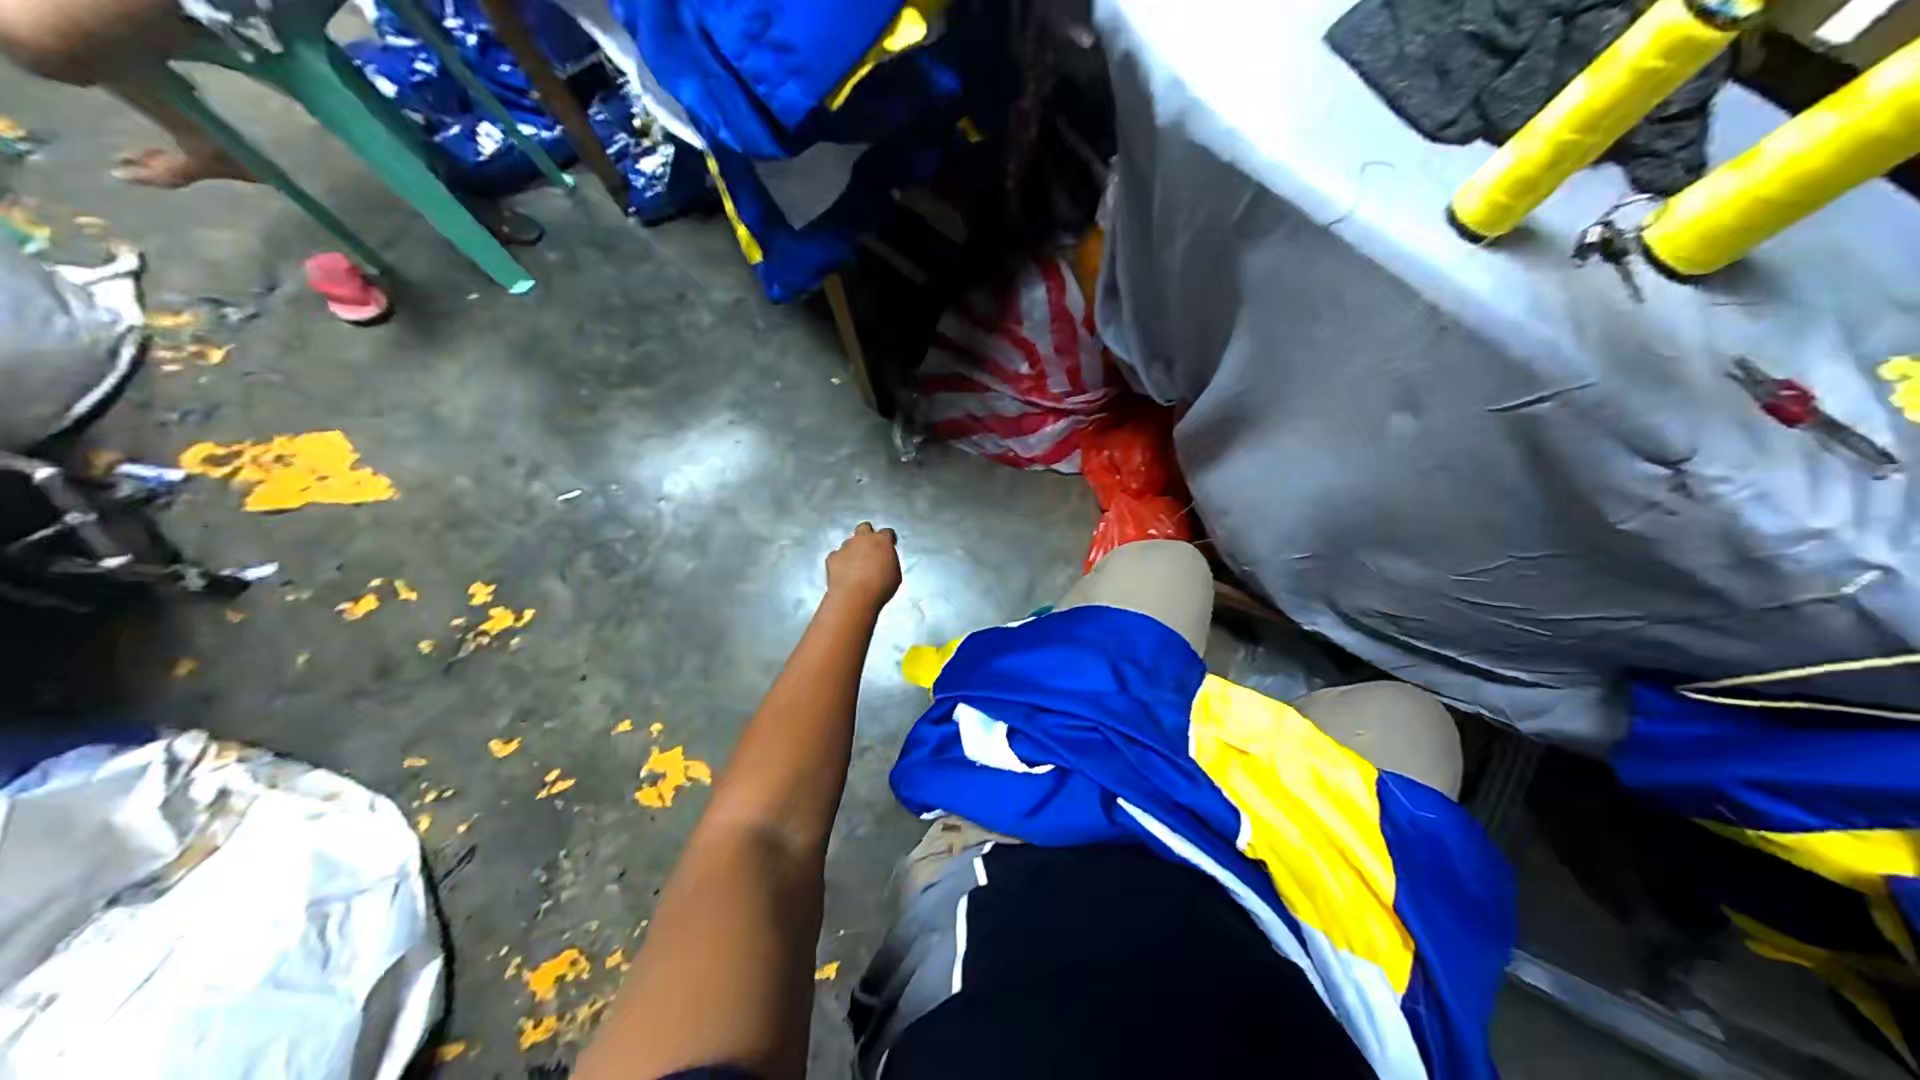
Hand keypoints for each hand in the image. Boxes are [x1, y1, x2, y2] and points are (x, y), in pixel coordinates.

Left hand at [826, 522, 900, 608]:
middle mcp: (863, 539)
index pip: (887, 532)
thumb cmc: (879, 587)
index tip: (888, 545)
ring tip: (856, 567)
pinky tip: (844, 573)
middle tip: (870, 548)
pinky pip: (836, 555)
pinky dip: (839, 562)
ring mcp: (846, 546)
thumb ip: (890, 562)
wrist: (855, 596)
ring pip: (849, 542)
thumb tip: (886, 562)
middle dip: (867, 535)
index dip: (888, 539)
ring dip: (853, 550)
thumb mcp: (895, 575)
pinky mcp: (832, 557)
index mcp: (882, 541)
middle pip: (864, 527)